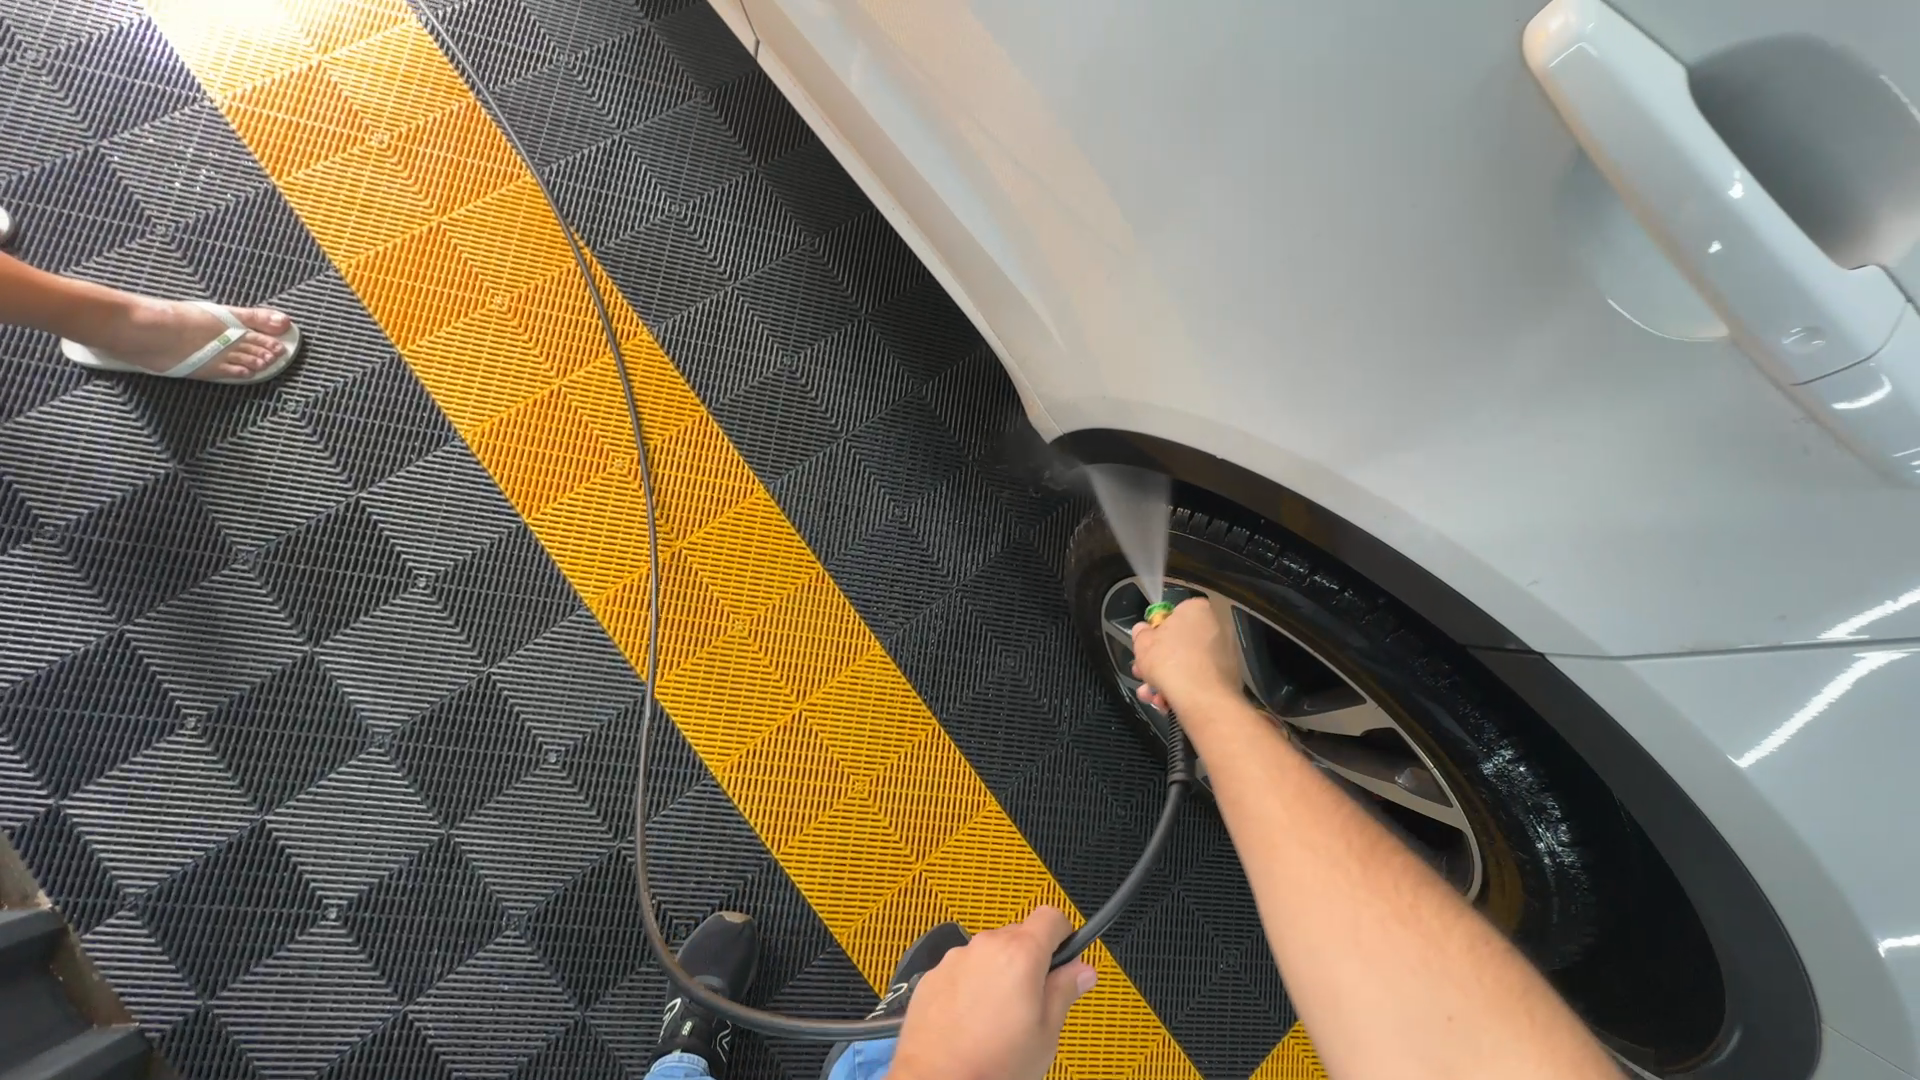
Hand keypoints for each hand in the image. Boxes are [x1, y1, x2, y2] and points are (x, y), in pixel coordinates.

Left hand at [889, 908, 1097, 1079]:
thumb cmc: (991, 1065)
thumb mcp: (1045, 1035)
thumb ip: (1065, 993)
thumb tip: (1082, 971)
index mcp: (1020, 954)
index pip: (1051, 916)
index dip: (1063, 934)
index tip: (1065, 957)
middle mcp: (987, 946)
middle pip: (1019, 934)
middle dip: (1031, 959)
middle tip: (1034, 1000)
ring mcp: (957, 957)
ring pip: (990, 952)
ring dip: (999, 971)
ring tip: (999, 1017)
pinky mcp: (934, 974)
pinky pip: (963, 968)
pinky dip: (971, 984)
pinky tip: (972, 1019)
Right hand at [1130, 596, 1241, 714]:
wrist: (1202, 698)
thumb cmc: (1169, 661)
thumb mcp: (1142, 644)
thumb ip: (1141, 634)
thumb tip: (1144, 630)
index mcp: (1198, 610)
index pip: (1176, 612)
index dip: (1158, 629)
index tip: (1148, 645)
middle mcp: (1217, 626)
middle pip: (1181, 642)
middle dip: (1159, 661)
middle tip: (1143, 673)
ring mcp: (1227, 653)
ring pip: (1189, 664)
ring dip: (1167, 680)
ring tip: (1151, 695)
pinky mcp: (1230, 677)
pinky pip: (1201, 679)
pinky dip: (1184, 690)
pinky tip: (1166, 703)